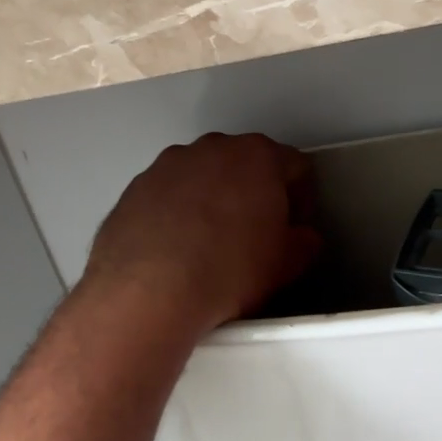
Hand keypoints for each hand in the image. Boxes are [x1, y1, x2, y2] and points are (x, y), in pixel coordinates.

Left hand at [85, 133, 321, 335]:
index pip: (296, 166)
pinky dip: (176, 212)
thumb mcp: (285, 265)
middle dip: (255, 192)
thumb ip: (305, 243)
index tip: (294, 229)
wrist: (145, 293)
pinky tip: (174, 249)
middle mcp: (214, 147)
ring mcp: (170, 163)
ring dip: (213, 198)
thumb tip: (303, 238)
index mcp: (258, 156)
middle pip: (247, 163)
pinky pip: (168, 193)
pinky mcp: (136, 185)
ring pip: (204, 175)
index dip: (302, 199)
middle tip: (255, 234)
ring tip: (209, 244)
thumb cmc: (228, 271)